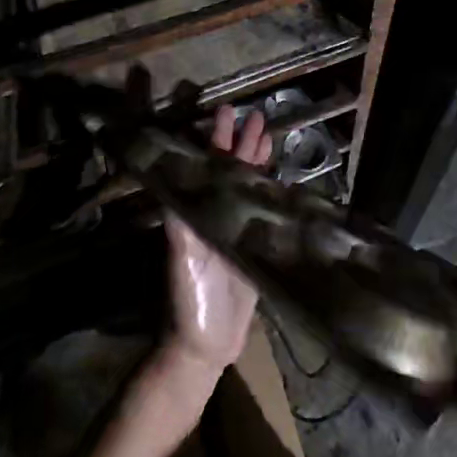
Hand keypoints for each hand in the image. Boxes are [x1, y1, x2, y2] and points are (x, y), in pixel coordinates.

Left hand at [162, 105, 268, 368]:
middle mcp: (214, 213)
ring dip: (255, 158)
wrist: (207, 344)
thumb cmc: (191, 298)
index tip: (222, 112)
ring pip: (246, 184)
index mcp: (195, 210)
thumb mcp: (183, 255)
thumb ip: (182, 220)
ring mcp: (235, 228)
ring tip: (268, 131)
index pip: (204, 165)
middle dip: (238, 140)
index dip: (212, 139)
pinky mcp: (254, 245)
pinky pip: (263, 208)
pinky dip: (270, 187)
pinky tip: (281, 173)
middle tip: (253, 112)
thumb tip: (175, 176)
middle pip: (228, 169)